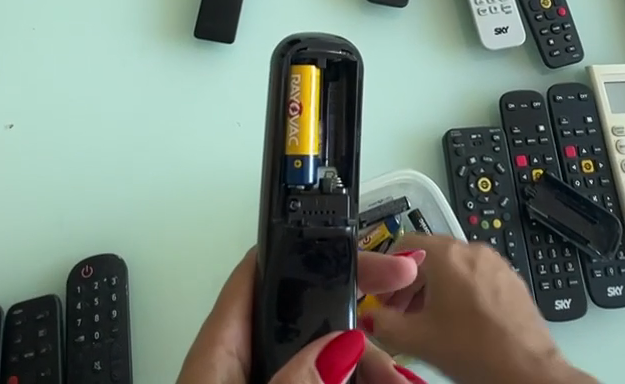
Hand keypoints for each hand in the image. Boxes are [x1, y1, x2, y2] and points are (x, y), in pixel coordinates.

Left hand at [176, 248, 422, 383]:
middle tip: (403, 333)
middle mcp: (243, 368)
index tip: (370, 259)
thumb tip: (339, 343)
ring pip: (328, 366)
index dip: (315, 253)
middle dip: (361, 328)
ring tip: (404, 383)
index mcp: (220, 353)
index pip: (264, 274)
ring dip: (370, 372)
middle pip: (311, 323)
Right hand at [358, 235, 595, 383]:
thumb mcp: (418, 339)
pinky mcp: (511, 278)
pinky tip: (461, 322)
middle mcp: (470, 248)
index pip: (405, 243)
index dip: (388, 268)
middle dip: (411, 283)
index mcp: (445, 253)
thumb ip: (384, 323)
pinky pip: (477, 275)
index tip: (383, 294)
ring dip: (436, 288)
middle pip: (429, 255)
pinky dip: (462, 291)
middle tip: (402, 313)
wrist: (528, 371)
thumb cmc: (473, 351)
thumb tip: (371, 317)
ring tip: (431, 322)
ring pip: (454, 266)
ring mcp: (494, 261)